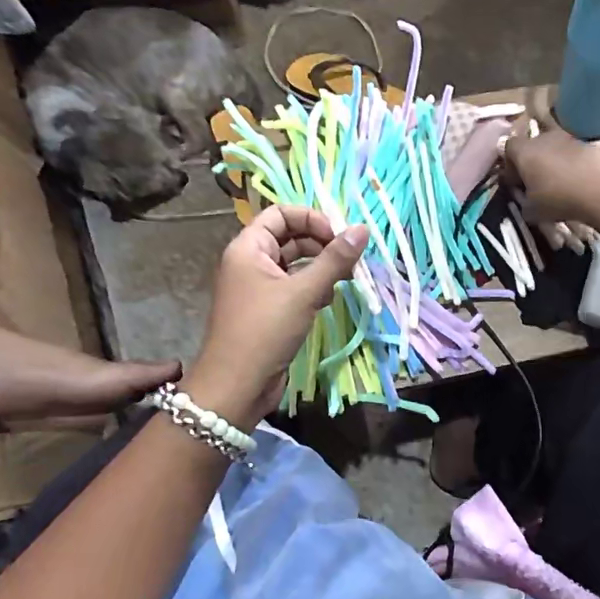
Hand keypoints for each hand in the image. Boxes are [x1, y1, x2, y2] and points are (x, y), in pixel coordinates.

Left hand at [185, 205, 368, 426]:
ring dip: (322, 267)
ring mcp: (259, 287)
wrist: (237, 384)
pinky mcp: (269, 310)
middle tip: (351, 260)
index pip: (281, 214)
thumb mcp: (304, 292)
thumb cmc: (265, 331)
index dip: (312, 218)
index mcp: (248, 248)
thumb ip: (335, 260)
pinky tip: (330, 299)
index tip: (339, 237)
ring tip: (347, 279)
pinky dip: (314, 287)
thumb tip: (362, 229)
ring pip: (295, 263)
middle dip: (322, 244)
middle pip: (290, 237)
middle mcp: (251, 262)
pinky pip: (295, 287)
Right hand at [503, 122, 599, 224]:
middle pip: (533, 147)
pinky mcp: (589, 144)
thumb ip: (523, 204)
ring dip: (554, 164)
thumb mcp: (532, 211)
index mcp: (524, 151)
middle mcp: (544, 137)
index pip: (509, 148)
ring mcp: (569, 138)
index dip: (510, 165)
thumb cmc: (558, 199)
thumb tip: (526, 201)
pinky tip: (580, 184)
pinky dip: (573, 166)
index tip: (516, 183)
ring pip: (555, 150)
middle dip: (533, 164)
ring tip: (561, 186)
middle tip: (538, 185)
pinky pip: (574, 155)